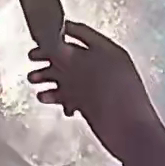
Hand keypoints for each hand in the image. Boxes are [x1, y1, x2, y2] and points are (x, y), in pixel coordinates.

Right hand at [27, 22, 164, 159]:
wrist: (132, 134)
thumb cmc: (116, 98)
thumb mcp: (87, 71)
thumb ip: (68, 56)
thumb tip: (52, 44)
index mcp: (107, 52)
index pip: (81, 33)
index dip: (62, 30)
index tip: (44, 31)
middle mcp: (103, 66)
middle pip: (71, 56)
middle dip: (50, 58)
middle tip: (32, 58)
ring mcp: (98, 86)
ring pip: (69, 77)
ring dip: (50, 78)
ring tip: (33, 80)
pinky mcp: (93, 105)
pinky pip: (72, 96)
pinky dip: (59, 96)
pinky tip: (46, 98)